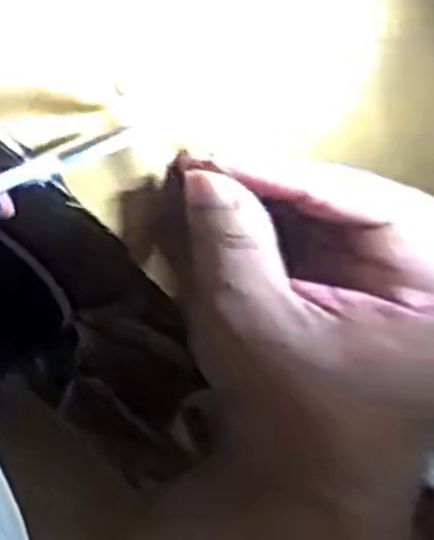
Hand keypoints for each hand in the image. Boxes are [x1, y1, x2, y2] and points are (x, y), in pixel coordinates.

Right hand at [171, 154, 433, 524]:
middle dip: (285, 175)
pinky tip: (232, 199)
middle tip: (206, 163)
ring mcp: (411, 286)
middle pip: (373, 201)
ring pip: (351, 209)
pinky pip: (332, 229)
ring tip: (211, 175)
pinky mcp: (375, 285)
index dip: (286, 174)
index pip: (376, 208)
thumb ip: (229, 238)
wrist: (304, 455)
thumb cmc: (280, 390)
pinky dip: (278, 208)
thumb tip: (203, 174)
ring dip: (278, 188)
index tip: (205, 159)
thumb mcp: (243, 309)